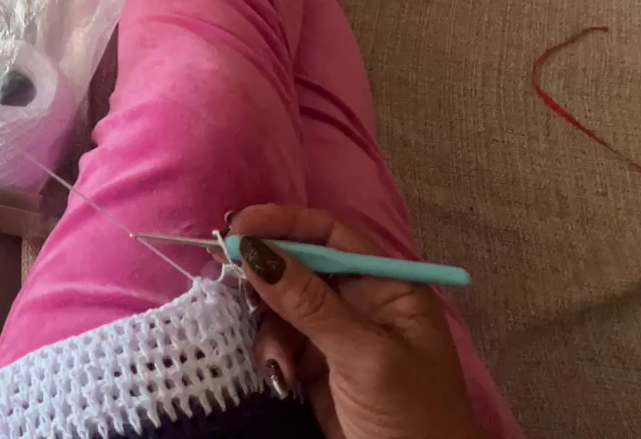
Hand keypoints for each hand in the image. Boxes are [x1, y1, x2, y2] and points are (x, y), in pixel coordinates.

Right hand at [233, 205, 482, 438]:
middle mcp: (360, 299)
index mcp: (388, 285)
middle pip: (298, 262)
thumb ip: (309, 302)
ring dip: (268, 324)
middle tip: (228, 272)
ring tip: (276, 360)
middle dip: (266, 272)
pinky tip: (281, 377)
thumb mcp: (364, 357)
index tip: (238, 225)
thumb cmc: (412, 420)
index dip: (283, 222)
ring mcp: (337, 331)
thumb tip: (253, 248)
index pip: (330, 234)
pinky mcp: (316, 362)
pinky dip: (272, 351)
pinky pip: (278, 336)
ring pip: (281, 300)